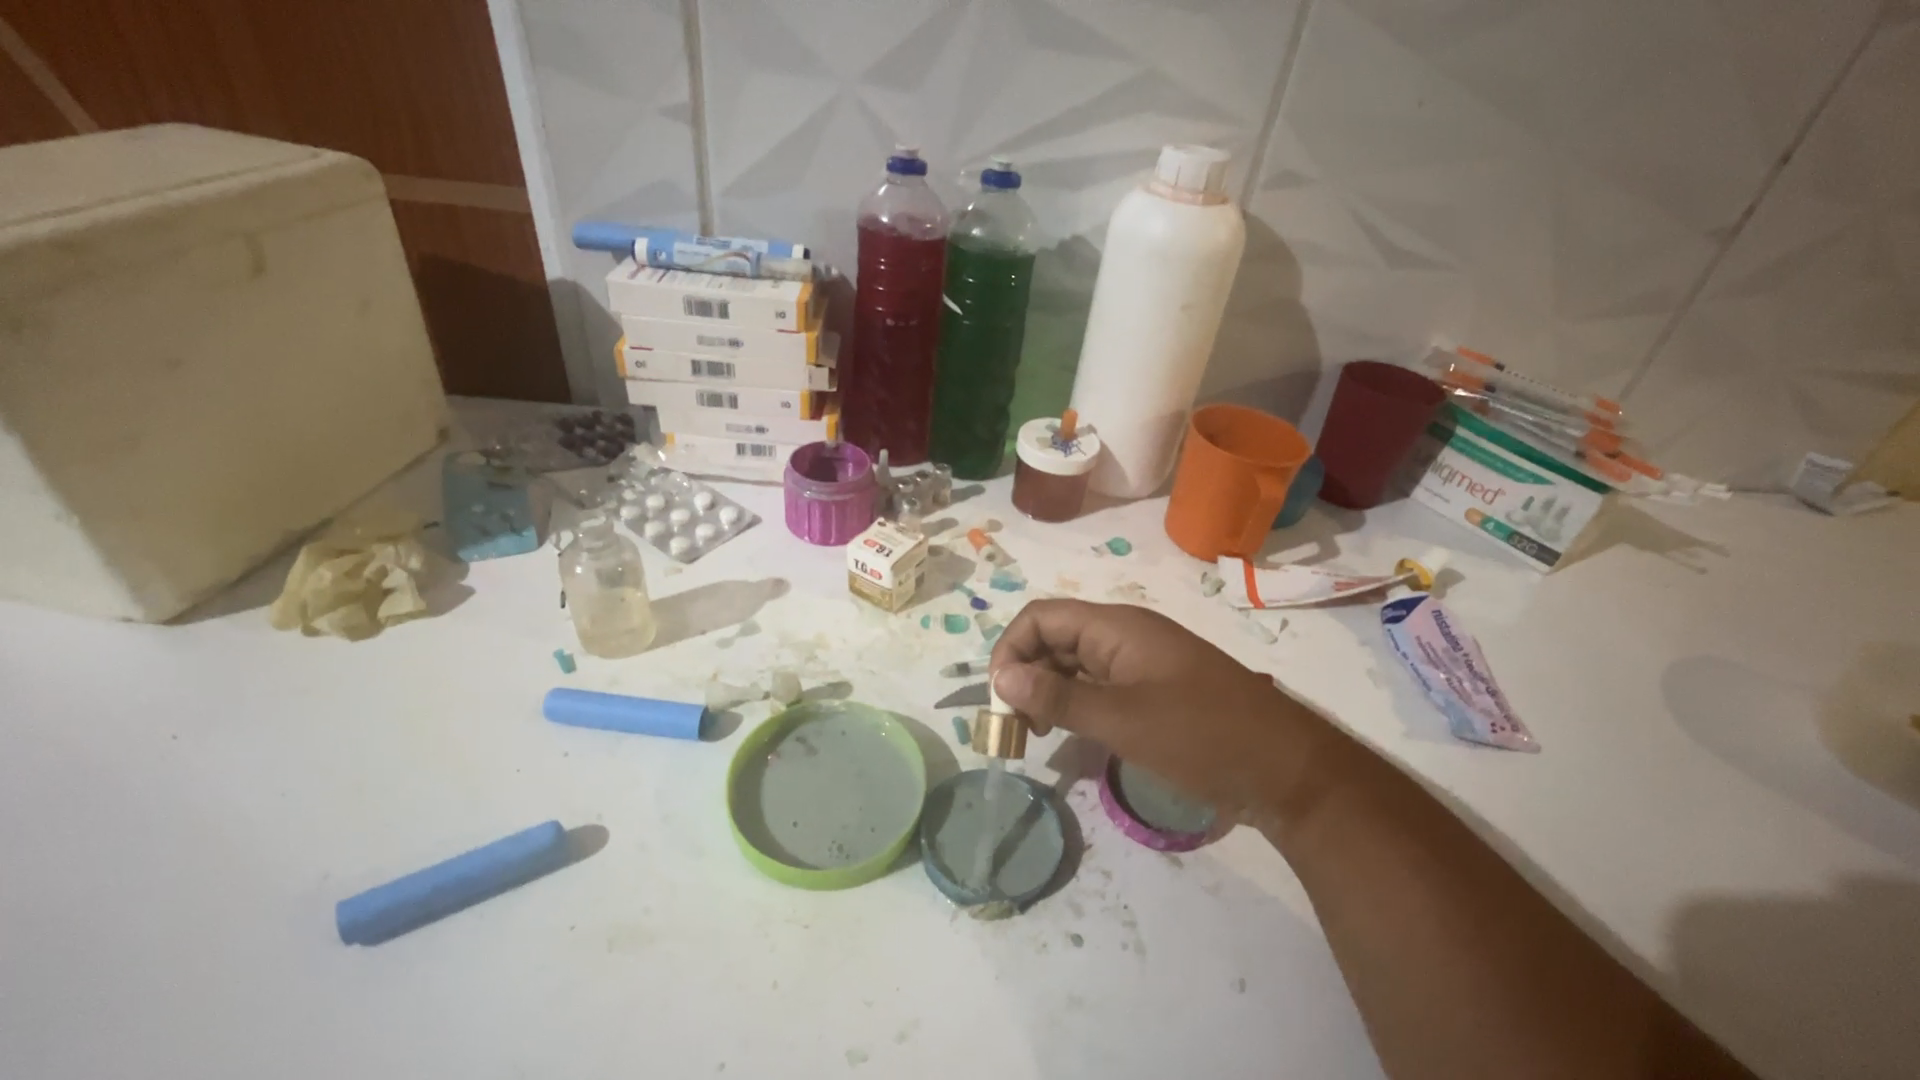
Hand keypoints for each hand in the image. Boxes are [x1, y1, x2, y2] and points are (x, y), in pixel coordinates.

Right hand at [989, 600, 1331, 824]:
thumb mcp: (1122, 720)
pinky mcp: (1155, 693)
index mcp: (1118, 627)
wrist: (1284, 769)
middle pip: (1056, 638)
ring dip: (1048, 691)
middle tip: (1014, 727)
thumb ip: (1058, 698)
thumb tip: (1001, 678)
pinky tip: (1070, 735)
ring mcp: (1143, 664)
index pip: (1042, 617)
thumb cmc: (1201, 736)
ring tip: (1036, 735)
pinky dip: (1076, 705)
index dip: (1011, 649)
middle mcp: (1126, 636)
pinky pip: (1101, 686)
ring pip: (1076, 664)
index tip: (999, 699)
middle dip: (1025, 673)